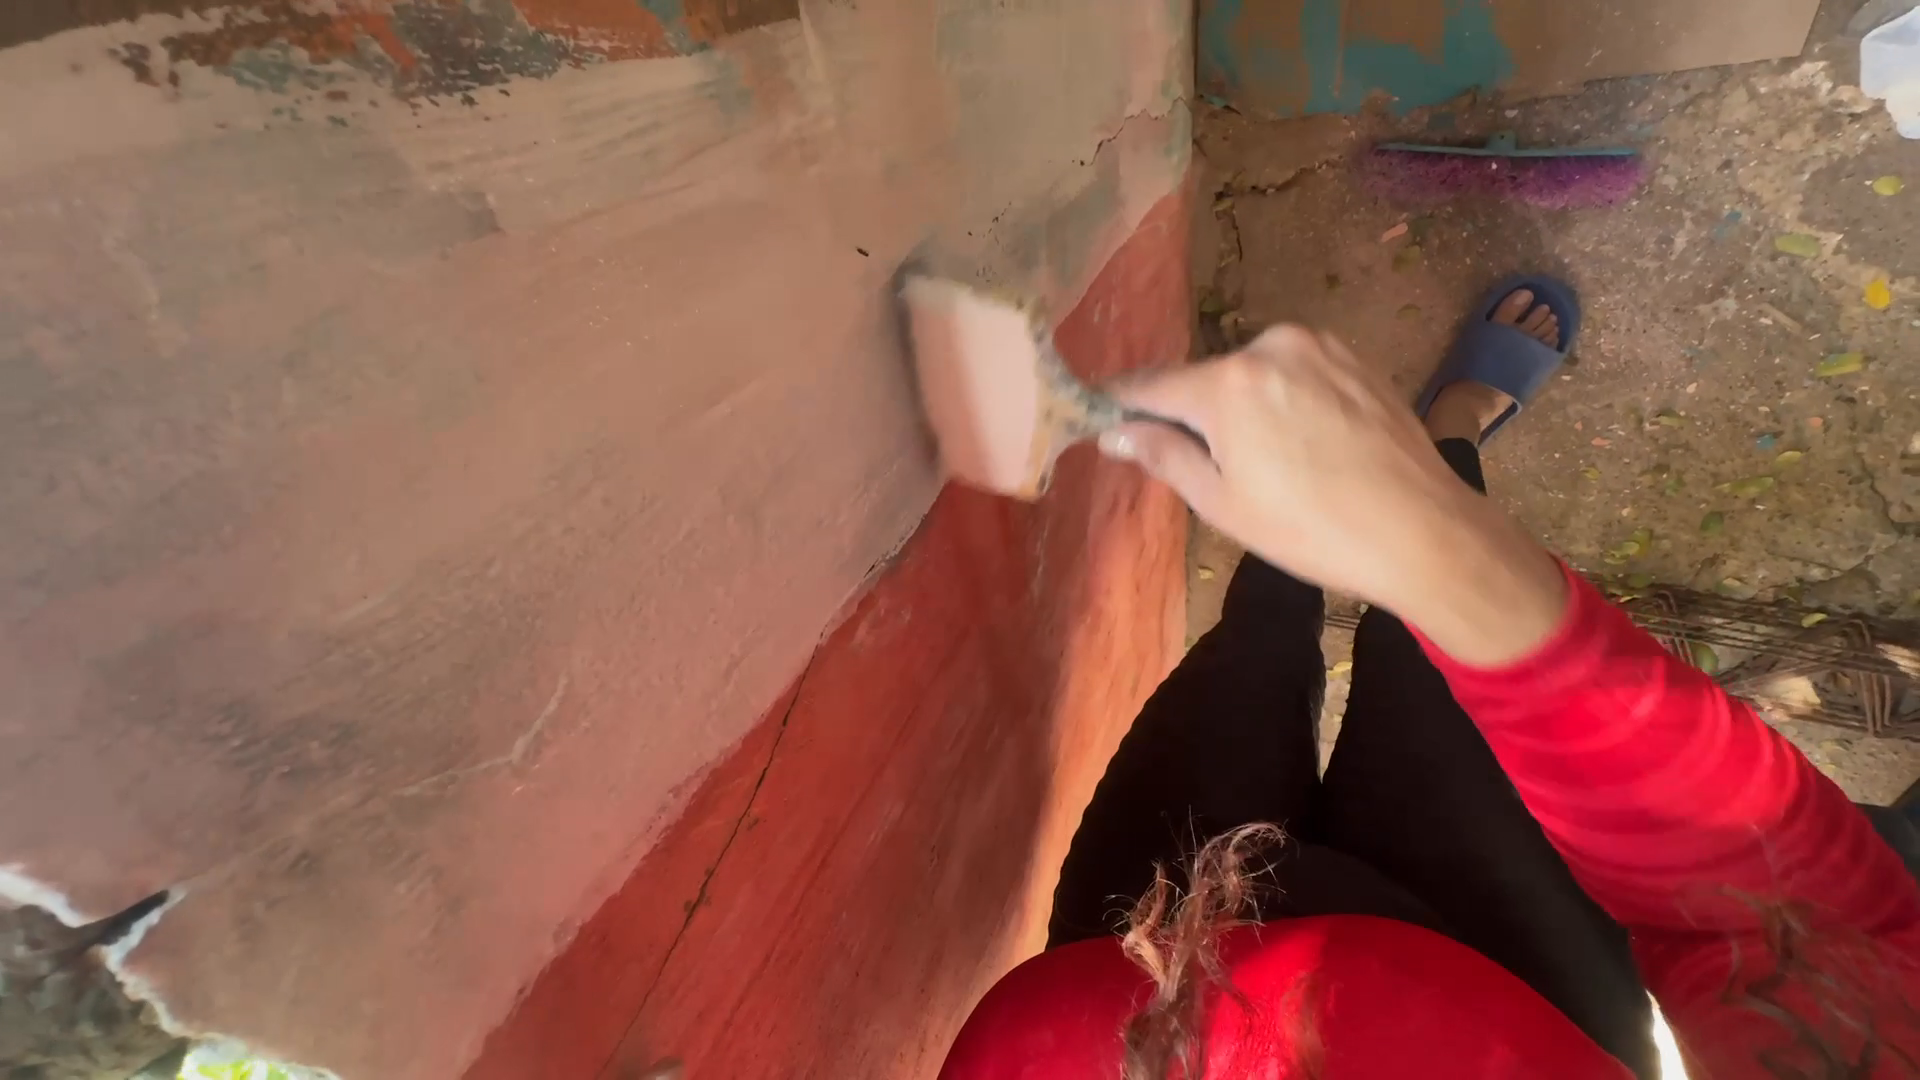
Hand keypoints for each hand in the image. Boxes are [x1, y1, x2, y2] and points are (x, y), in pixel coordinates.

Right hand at [1102, 326, 1566, 665]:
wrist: (1424, 533)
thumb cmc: (1308, 528)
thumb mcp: (1220, 502)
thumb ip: (1162, 454)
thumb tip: (1112, 431)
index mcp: (1227, 383)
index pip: (1149, 384)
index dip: (1118, 401)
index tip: (1097, 413)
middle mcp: (1268, 346)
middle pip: (1201, 378)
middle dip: (1187, 411)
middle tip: (1197, 461)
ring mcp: (1317, 345)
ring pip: (1247, 374)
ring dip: (1235, 405)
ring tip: (1260, 459)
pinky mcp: (1352, 356)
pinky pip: (1289, 372)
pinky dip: (1275, 398)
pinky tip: (1299, 443)